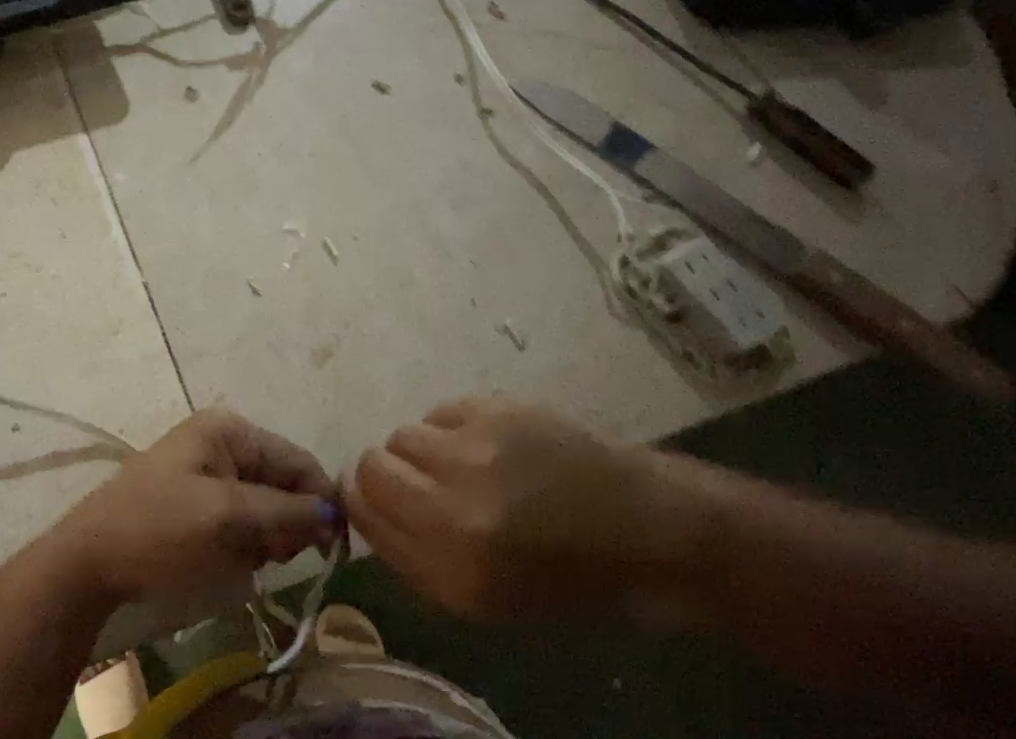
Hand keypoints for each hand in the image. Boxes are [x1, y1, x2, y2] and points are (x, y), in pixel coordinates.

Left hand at [48, 408, 341, 604]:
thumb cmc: (158, 529)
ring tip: (245, 559)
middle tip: (275, 556)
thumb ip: (284, 511)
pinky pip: (242, 524)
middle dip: (287, 522)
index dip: (321, 500)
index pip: (298, 459)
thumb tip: (334, 514)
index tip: (334, 549)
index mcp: (228, 431)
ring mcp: (208, 475)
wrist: (91, 562)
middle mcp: (222, 444)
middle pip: (284, 483)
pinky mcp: (198, 506)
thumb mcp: (226, 517)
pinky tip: (229, 561)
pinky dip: (245, 546)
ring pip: (266, 509)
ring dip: (266, 539)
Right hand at [344, 398, 716, 626]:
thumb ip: (415, 559)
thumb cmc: (571, 584)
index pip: (362, 513)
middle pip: (372, 466)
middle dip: (386, 474)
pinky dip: (454, 428)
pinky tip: (490, 446)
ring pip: (404, 434)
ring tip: (465, 466)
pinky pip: (442, 412)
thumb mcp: (487, 604)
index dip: (359, 500)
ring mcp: (476, 453)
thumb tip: (365, 509)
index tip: (373, 498)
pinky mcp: (500, 412)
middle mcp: (453, 510)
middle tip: (421, 482)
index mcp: (450, 570)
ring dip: (424, 451)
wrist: (656, 537)